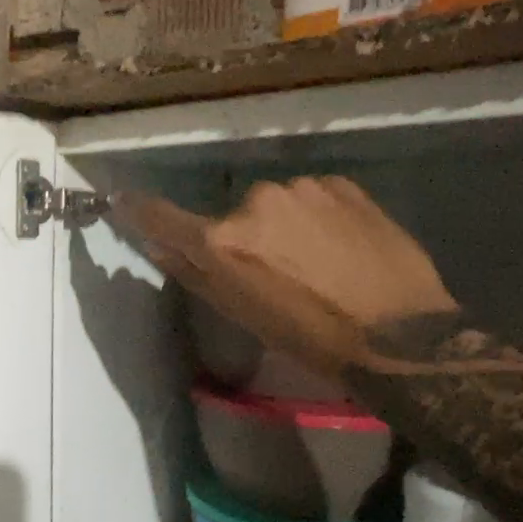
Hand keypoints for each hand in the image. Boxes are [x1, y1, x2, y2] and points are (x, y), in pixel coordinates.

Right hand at [117, 177, 458, 374]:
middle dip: (241, 237)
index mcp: (223, 240)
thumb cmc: (310, 337)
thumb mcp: (242, 314)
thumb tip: (160, 246)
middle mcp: (256, 201)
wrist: (400, 333)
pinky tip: (339, 248)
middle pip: (231, 216)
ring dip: (282, 226)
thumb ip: (195, 274)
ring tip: (313, 262)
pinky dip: (315, 217)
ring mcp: (303, 188)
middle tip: (269, 271)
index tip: (122, 199)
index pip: (163, 216)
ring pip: (275, 205)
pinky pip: (313, 197)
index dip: (139, 209)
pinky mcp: (343, 185)